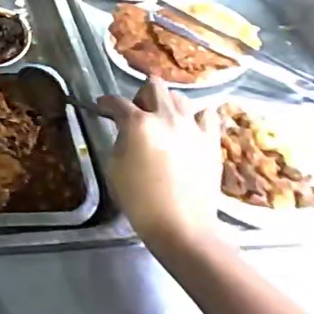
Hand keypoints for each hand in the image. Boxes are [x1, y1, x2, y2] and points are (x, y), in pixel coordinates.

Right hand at [96, 77, 223, 253]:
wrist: (182, 226)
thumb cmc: (140, 200)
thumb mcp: (115, 168)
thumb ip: (120, 140)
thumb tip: (126, 130)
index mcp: (138, 124)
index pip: (117, 102)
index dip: (106, 102)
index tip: (102, 106)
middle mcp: (166, 117)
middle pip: (153, 86)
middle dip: (141, 95)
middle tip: (137, 112)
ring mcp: (192, 127)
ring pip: (179, 97)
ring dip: (167, 104)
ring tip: (163, 120)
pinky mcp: (211, 140)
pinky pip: (206, 114)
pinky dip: (195, 116)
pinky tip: (189, 127)